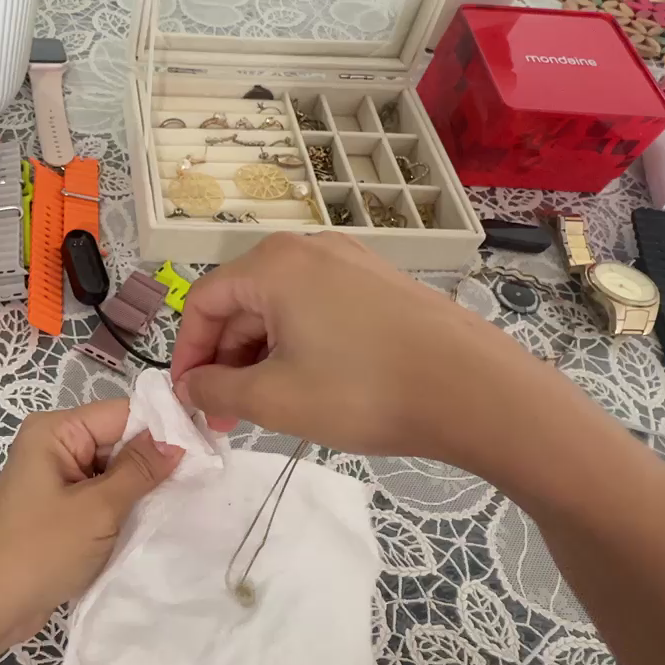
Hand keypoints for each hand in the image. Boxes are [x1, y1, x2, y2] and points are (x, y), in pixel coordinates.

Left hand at [0, 400, 182, 646]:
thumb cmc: (40, 551)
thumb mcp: (97, 509)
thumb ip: (139, 471)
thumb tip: (178, 440)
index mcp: (55, 431)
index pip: (122, 413)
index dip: (164, 428)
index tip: (209, 446)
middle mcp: (53, 445)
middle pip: (118, 439)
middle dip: (155, 459)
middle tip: (205, 478)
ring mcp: (56, 478)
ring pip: (113, 470)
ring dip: (142, 487)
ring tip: (187, 501)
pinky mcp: (60, 508)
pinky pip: (101, 495)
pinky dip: (125, 506)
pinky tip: (155, 520)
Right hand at [171, 232, 573, 470]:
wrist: (478, 393)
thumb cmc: (363, 391)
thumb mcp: (273, 399)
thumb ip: (215, 390)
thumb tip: (189, 387)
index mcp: (273, 265)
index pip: (202, 302)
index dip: (186, 353)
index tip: (189, 398)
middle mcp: (308, 250)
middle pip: (240, 303)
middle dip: (225, 360)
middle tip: (226, 414)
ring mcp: (349, 262)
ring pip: (278, 309)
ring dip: (258, 357)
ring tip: (263, 407)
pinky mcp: (378, 284)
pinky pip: (314, 309)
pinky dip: (294, 346)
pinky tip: (305, 385)